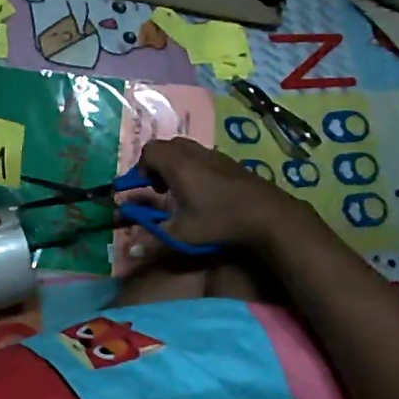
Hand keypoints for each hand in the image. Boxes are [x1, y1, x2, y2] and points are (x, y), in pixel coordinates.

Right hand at [137, 137, 303, 248]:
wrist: (269, 215)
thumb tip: (130, 252)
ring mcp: (214, 154)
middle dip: (157, 164)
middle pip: (166, 146)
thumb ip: (153, 241)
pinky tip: (204, 191)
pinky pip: (202, 154)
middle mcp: (194, 153)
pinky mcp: (229, 161)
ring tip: (181, 189)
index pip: (149, 152)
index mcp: (178, 165)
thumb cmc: (220, 221)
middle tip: (161, 188)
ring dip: (175, 164)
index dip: (142, 168)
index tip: (147, 189)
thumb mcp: (183, 234)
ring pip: (184, 148)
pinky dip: (194, 166)